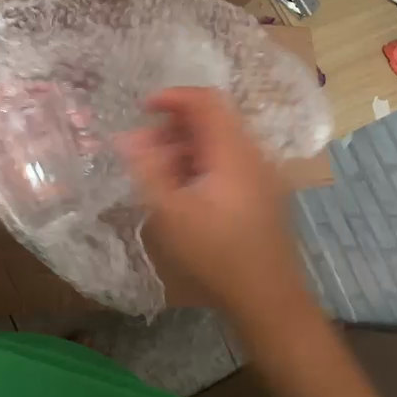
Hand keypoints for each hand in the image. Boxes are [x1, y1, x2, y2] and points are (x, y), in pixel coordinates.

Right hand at [118, 87, 312, 323]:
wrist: (269, 299)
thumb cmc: (216, 254)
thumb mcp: (170, 211)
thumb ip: (147, 168)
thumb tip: (127, 137)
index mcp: (233, 152)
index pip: (206, 100)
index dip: (172, 97)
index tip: (142, 109)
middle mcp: (253, 155)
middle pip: (213, 120)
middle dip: (174, 127)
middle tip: (144, 149)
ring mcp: (262, 175)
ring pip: (220, 144)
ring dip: (186, 148)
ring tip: (158, 174)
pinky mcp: (263, 195)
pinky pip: (229, 164)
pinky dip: (202, 165)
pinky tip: (183, 193)